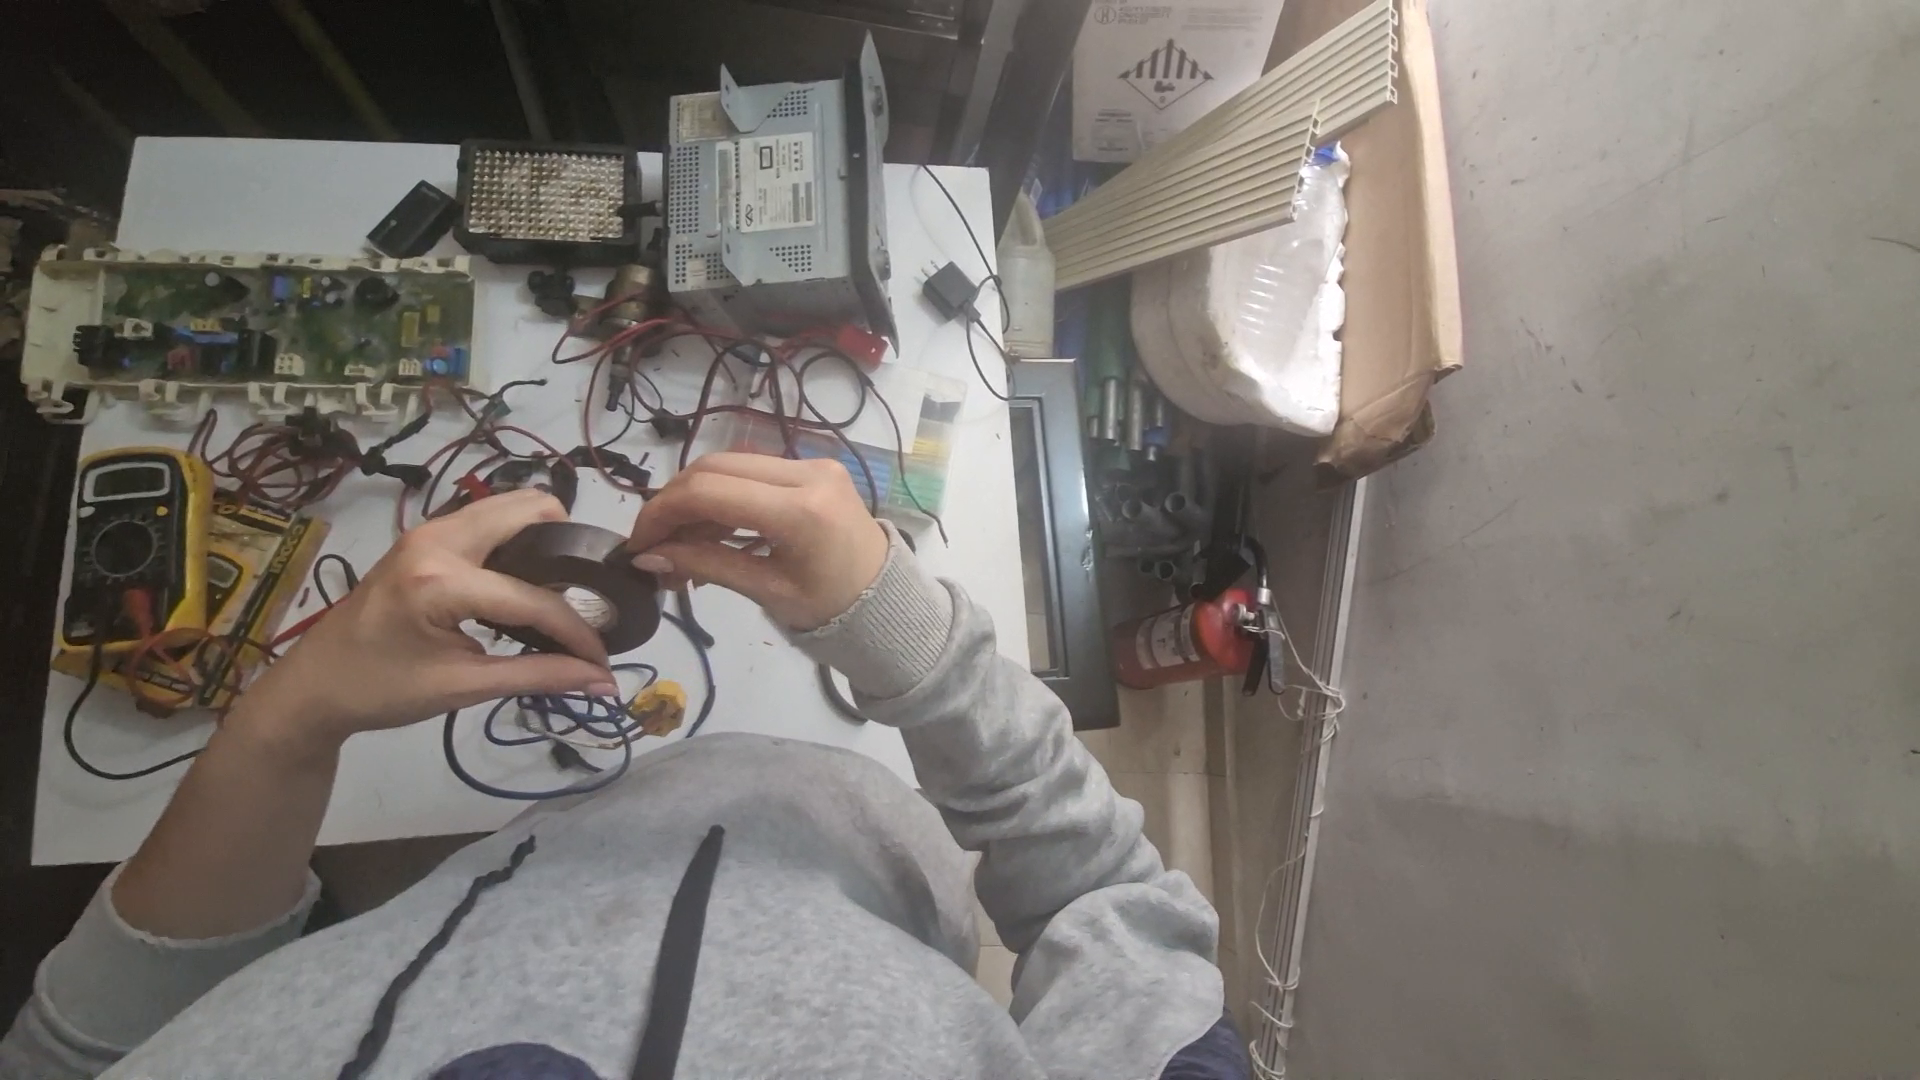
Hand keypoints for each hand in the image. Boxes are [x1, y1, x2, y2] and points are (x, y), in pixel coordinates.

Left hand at [234, 490, 614, 754]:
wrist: (310, 688)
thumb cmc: (380, 691)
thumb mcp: (463, 687)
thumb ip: (541, 676)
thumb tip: (605, 683)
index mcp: (439, 580)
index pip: (534, 598)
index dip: (578, 631)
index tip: (604, 659)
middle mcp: (438, 538)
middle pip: (533, 510)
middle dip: (571, 552)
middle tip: (584, 597)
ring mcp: (432, 530)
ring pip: (515, 506)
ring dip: (547, 540)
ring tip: (560, 588)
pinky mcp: (431, 535)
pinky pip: (495, 518)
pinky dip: (523, 541)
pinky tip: (526, 581)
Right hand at [626, 453, 888, 630]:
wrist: (887, 598)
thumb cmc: (832, 607)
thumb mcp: (767, 592)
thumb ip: (707, 565)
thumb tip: (646, 557)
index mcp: (801, 510)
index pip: (709, 491)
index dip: (662, 512)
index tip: (637, 544)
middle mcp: (809, 473)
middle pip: (715, 468)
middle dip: (674, 503)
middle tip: (654, 544)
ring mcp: (815, 465)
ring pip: (731, 466)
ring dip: (697, 501)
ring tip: (679, 547)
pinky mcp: (815, 468)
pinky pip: (754, 473)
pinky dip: (725, 498)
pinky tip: (708, 534)